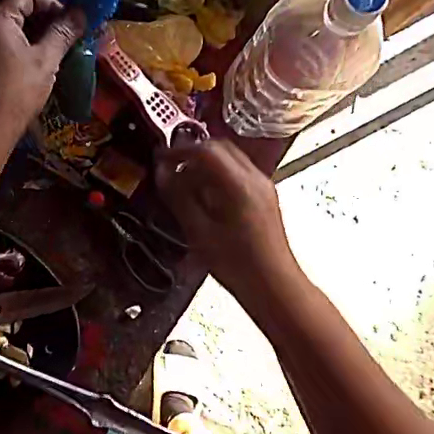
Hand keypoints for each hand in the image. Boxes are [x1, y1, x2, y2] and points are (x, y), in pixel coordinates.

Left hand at [0, 0, 86, 136]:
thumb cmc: (18, 90)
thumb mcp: (46, 59)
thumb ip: (63, 33)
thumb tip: (82, 13)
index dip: (52, 2)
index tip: (71, 20)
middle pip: (19, 11)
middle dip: (47, 20)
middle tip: (70, 35)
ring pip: (14, 31)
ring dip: (38, 37)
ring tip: (60, 51)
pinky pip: (6, 48)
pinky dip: (25, 50)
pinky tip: (42, 65)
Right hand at [155, 138, 299, 300]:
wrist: (274, 285)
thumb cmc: (236, 264)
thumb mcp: (198, 232)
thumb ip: (179, 197)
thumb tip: (162, 173)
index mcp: (239, 185)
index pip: (206, 150)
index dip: (179, 151)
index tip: (159, 159)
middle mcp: (255, 178)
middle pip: (220, 148)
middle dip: (192, 152)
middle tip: (169, 167)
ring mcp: (263, 186)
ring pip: (230, 158)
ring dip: (205, 163)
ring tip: (183, 182)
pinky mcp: (265, 196)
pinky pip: (238, 172)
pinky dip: (217, 174)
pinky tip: (204, 195)